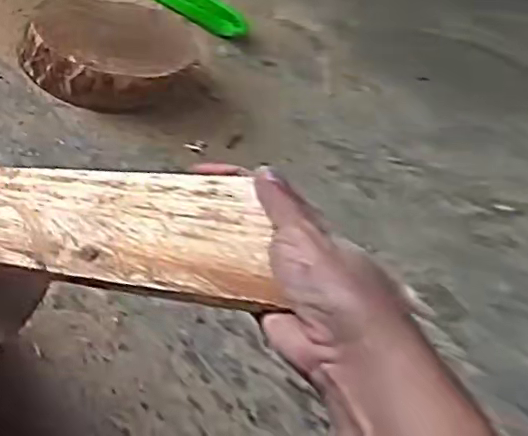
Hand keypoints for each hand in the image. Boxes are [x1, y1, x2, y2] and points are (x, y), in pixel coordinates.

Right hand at [198, 165, 492, 435]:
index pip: (274, 196)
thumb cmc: (341, 293)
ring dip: (216, 241)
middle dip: (224, 210)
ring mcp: (282, 282)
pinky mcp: (264, 306)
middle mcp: (302, 256)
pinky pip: (231, 281)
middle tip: (188, 197)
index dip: (238, 179)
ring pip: (239, 250)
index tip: (203, 172)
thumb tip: (266, 171)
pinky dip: (213, 272)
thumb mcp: (305, 235)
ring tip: (181, 223)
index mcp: (318, 234)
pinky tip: (192, 260)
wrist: (347, 356)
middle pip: (253, 222)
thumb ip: (282, 204)